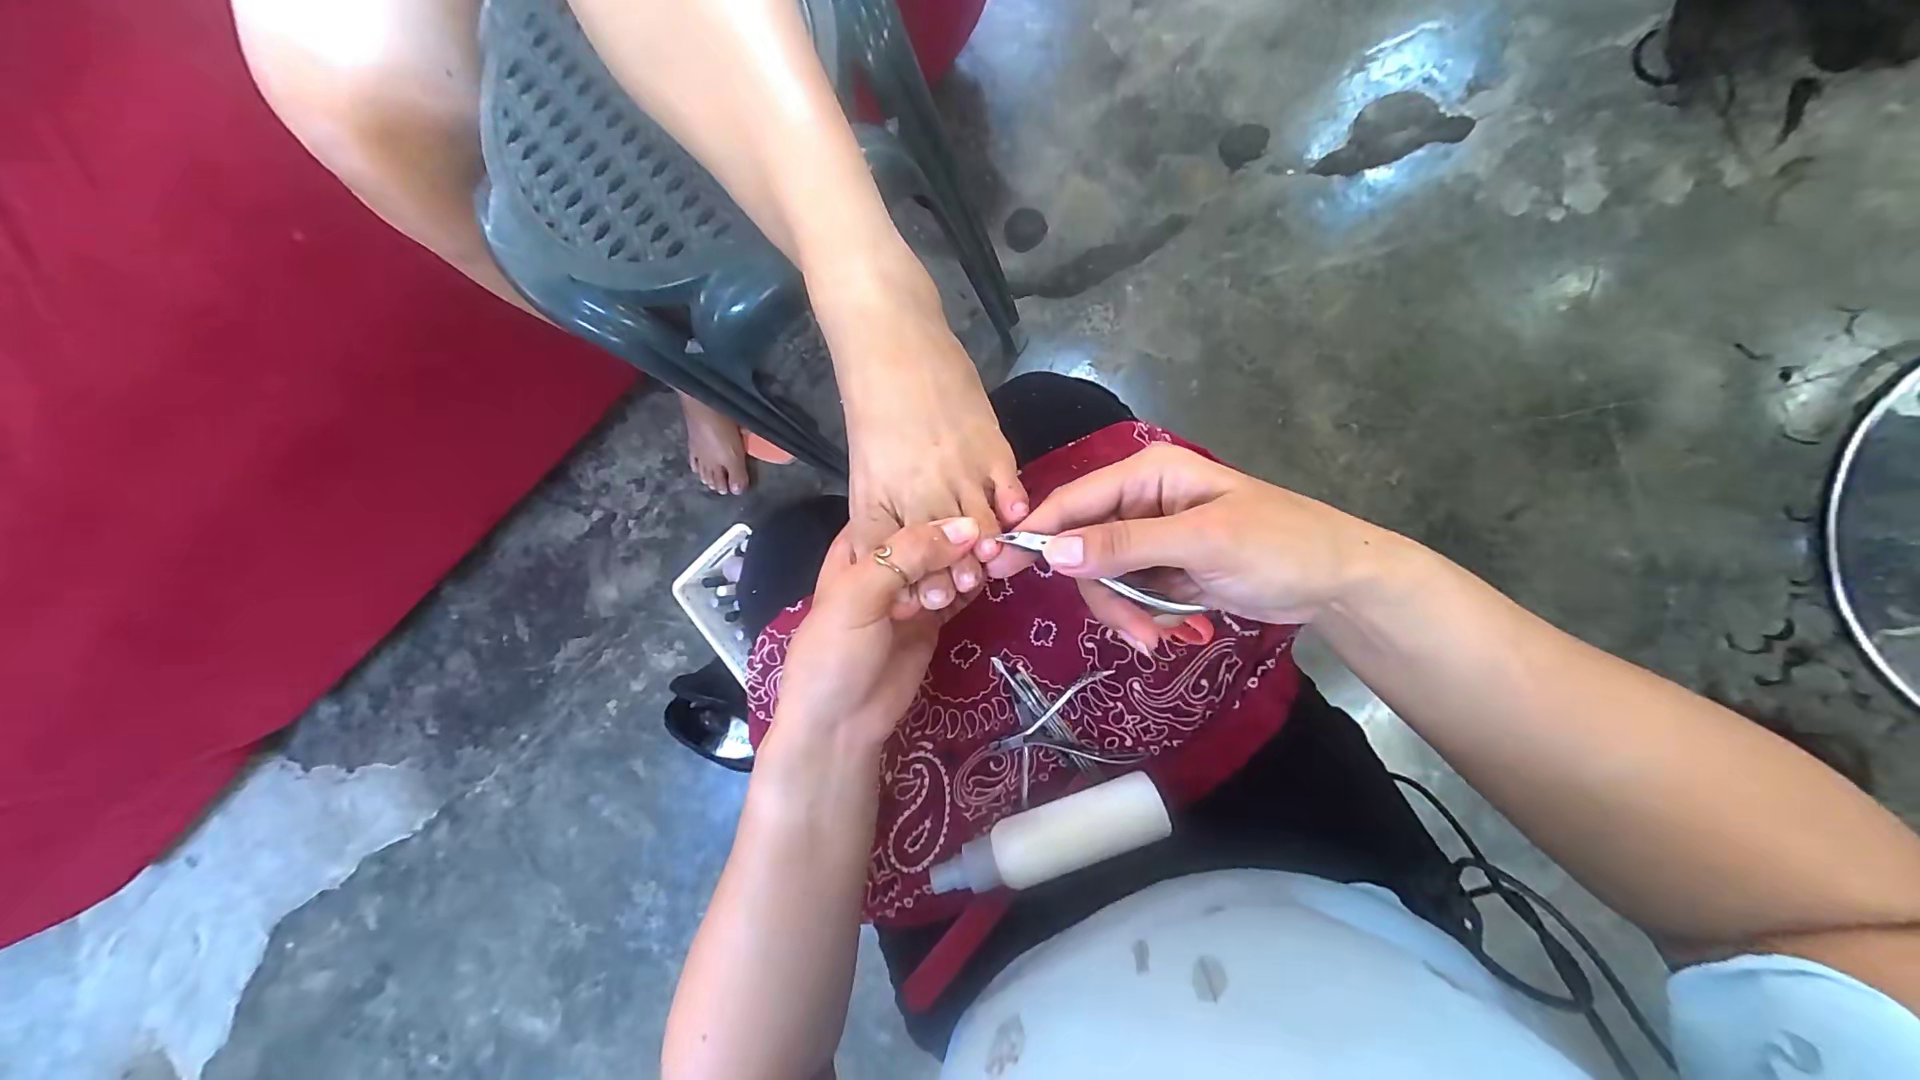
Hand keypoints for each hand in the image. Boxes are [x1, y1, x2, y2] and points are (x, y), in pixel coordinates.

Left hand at [773, 515, 982, 742]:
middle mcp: (887, 564)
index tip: (967, 517)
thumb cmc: (835, 653)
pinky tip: (984, 582)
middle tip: (972, 558)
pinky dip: (972, 587)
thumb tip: (966, 527)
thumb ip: (907, 556)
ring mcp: (911, 592)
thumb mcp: (860, 595)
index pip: (903, 512)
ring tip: (974, 575)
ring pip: (947, 563)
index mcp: (859, 547)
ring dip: (965, 565)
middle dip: (954, 543)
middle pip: (931, 537)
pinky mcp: (932, 619)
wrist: (840, 723)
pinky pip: (958, 592)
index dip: (934, 512)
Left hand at [821, 277, 1024, 613]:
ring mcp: (958, 471)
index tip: (925, 599)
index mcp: (878, 502)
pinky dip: (1013, 511)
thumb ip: (880, 517)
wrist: (891, 342)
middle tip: (963, 586)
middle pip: (943, 555)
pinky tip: (1015, 520)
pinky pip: (1008, 491)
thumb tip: (897, 554)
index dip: (913, 586)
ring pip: (978, 531)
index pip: (898, 561)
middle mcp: (918, 495)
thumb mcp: (862, 472)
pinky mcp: (990, 446)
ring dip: (985, 554)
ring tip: (990, 562)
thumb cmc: (870, 407)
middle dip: (953, 579)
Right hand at [984, 444, 1413, 650]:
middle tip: (1131, 630)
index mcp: (1148, 474)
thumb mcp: (1200, 541)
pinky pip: (1126, 592)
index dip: (1036, 530)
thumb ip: (1124, 545)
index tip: (997, 564)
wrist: (1337, 581)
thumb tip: (1051, 552)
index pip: (1075, 499)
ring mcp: (1149, 538)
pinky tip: (1170, 629)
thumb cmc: (1279, 545)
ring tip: (1158, 636)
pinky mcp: (1159, 569)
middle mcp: (1140, 501)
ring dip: (1124, 610)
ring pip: (1102, 576)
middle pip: (1084, 546)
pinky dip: (1140, 615)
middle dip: (1103, 591)